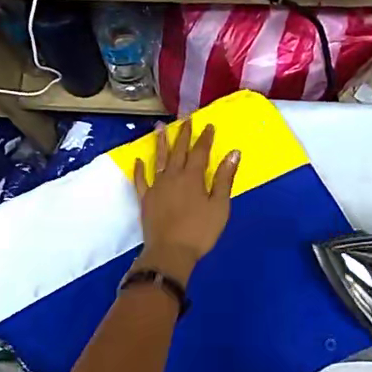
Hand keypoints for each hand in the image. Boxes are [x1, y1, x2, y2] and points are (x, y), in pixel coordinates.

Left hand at [131, 121, 239, 280]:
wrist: (170, 252)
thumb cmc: (200, 231)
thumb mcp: (219, 206)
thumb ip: (224, 179)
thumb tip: (233, 153)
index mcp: (192, 177)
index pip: (200, 152)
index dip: (205, 138)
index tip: (208, 125)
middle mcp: (173, 176)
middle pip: (178, 151)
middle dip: (183, 134)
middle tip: (185, 119)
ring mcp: (157, 187)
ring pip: (158, 160)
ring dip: (160, 143)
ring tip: (159, 127)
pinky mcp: (145, 199)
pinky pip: (141, 180)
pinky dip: (139, 169)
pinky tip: (138, 160)